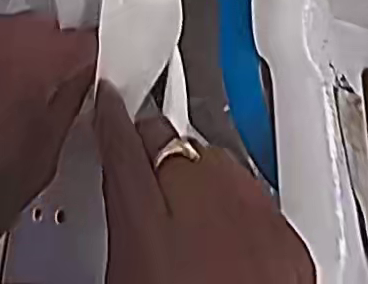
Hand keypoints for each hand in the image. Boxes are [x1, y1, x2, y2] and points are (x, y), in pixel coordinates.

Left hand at [0, 14, 96, 282]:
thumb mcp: (50, 145)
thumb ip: (72, 96)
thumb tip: (78, 80)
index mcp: (42, 57)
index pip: (84, 40)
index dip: (86, 61)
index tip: (82, 71)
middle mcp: (6, 35)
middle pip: (47, 28)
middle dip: (49, 55)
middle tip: (41, 93)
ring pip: (12, 27)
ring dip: (15, 50)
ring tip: (5, 95)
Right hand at [96, 86, 314, 283]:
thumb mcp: (123, 275)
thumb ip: (110, 229)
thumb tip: (78, 224)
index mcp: (145, 228)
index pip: (120, 143)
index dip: (111, 115)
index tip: (108, 101)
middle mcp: (200, 210)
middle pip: (167, 140)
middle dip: (154, 145)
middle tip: (146, 169)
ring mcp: (250, 219)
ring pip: (213, 158)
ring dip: (198, 172)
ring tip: (192, 211)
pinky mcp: (290, 238)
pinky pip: (255, 192)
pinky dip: (240, 201)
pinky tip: (231, 232)